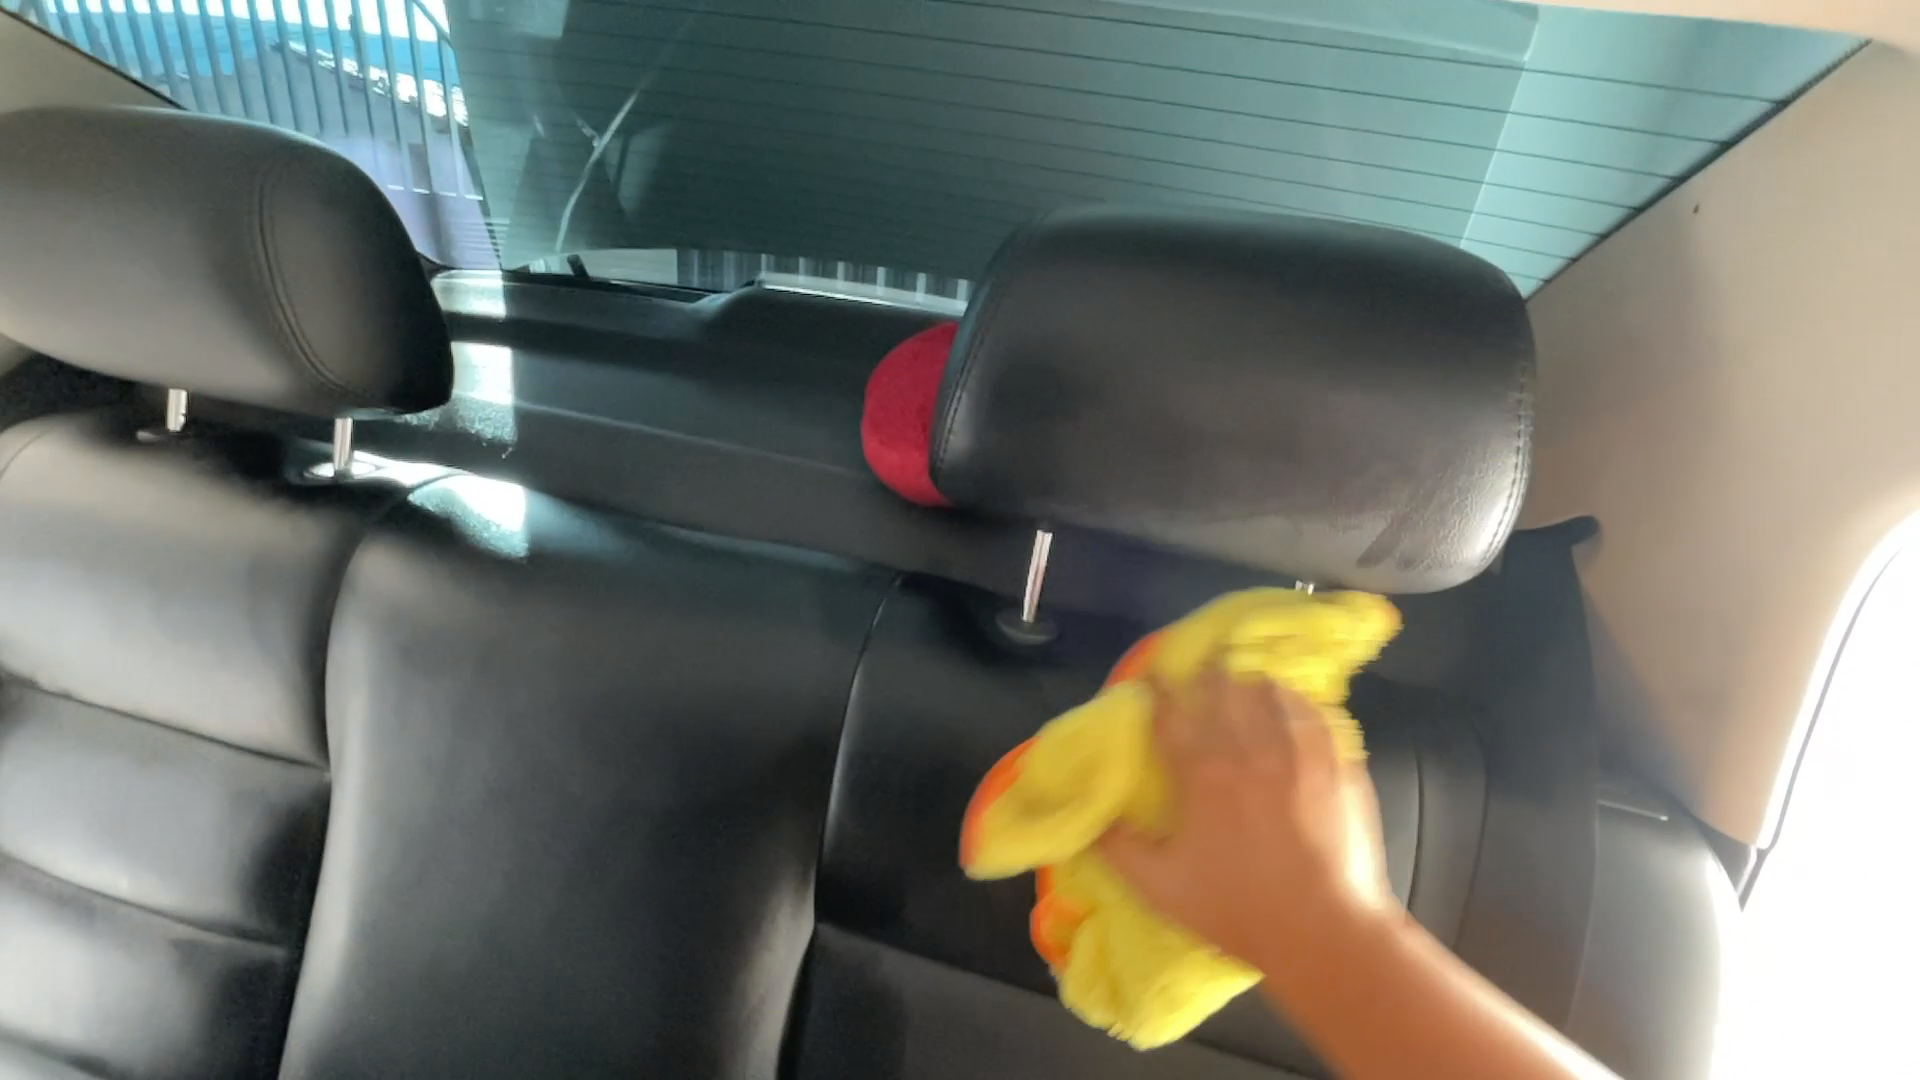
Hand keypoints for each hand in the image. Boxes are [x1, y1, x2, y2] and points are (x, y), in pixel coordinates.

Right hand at [1097, 663, 1394, 967]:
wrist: (1329, 936)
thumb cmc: (1239, 909)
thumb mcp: (1162, 889)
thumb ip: (1118, 849)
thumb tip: (1089, 819)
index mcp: (1203, 773)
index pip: (1171, 712)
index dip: (1157, 689)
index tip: (1151, 678)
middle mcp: (1250, 750)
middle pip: (1222, 687)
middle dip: (1205, 677)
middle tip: (1199, 677)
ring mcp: (1299, 753)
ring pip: (1268, 690)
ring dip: (1249, 685)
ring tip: (1244, 689)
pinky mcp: (1338, 764)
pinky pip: (1313, 712)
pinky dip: (1294, 702)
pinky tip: (1289, 707)